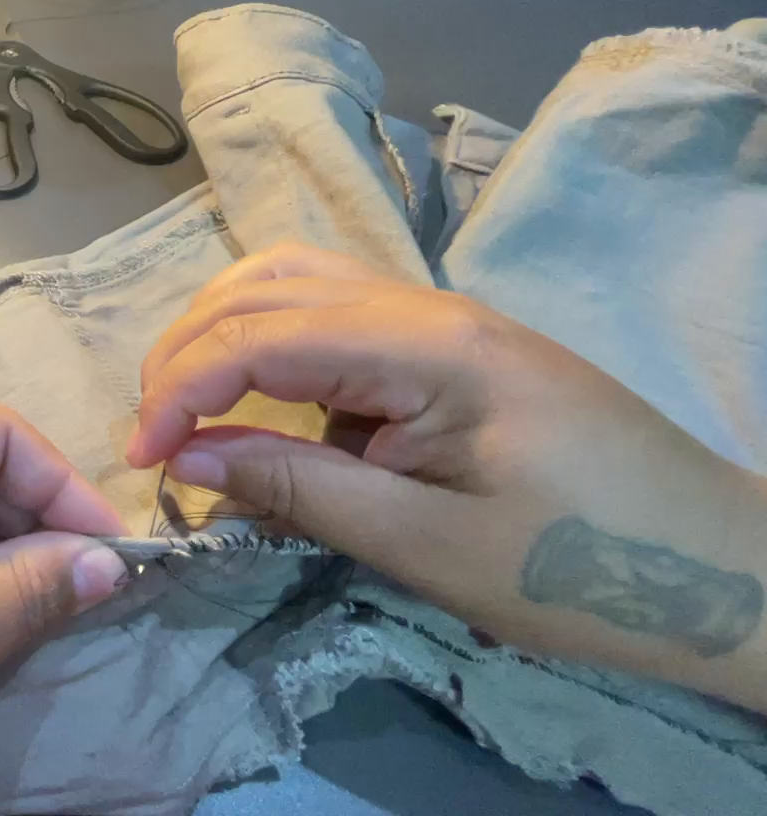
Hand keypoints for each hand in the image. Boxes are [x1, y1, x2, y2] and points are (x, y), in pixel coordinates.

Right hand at [128, 243, 766, 710]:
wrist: (732, 575)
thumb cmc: (586, 571)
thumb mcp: (426, 546)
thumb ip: (292, 487)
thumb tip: (183, 458)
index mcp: (429, 346)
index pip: (260, 339)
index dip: (181, 391)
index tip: (144, 456)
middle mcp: (420, 303)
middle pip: (255, 293)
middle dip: (181, 358)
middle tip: (155, 433)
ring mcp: (425, 309)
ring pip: (277, 276)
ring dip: (210, 328)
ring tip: (183, 394)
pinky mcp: (425, 332)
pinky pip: (311, 295)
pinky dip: (252, 323)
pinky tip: (245, 369)